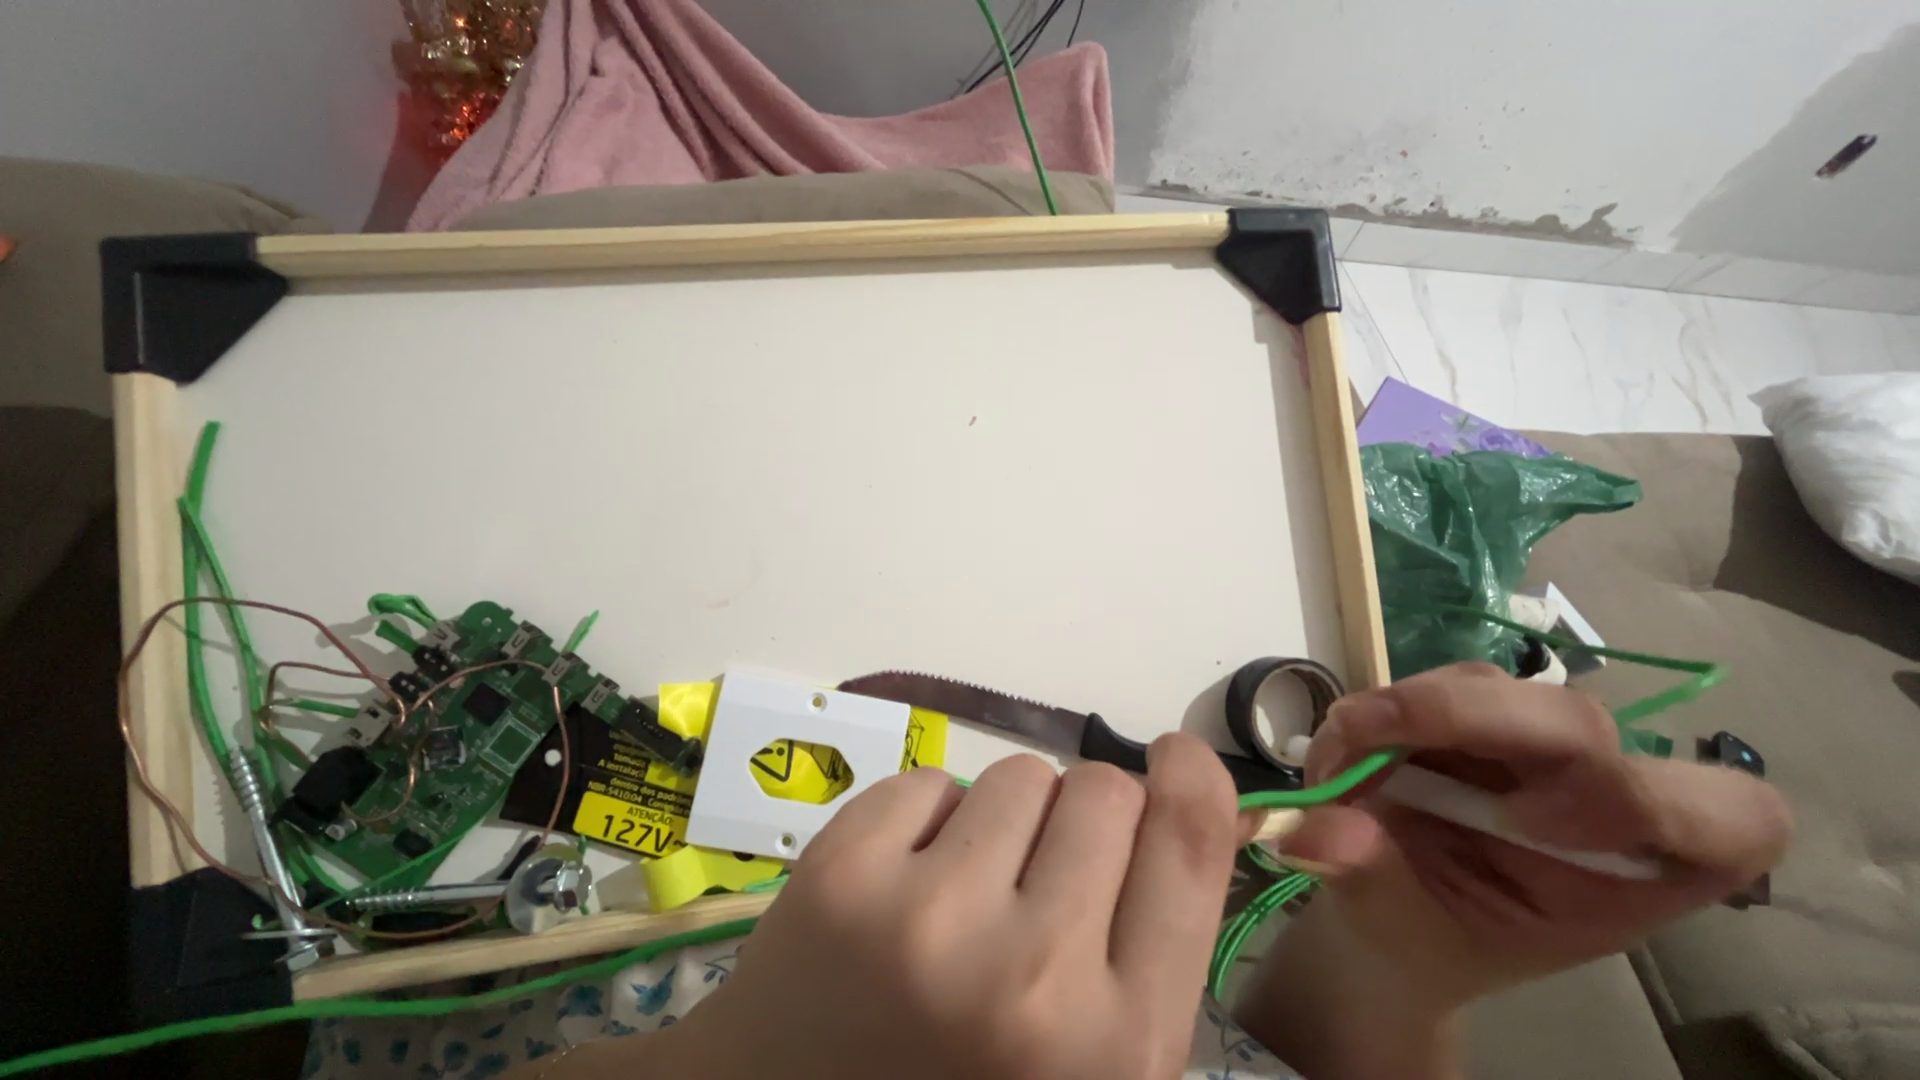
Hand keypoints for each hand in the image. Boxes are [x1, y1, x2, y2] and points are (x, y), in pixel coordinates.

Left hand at [654, 734, 1245, 1079]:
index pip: (1190, 841)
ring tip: (965, 893)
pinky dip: (926, 821)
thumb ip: (1152, 940)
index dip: (1191, 779)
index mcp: (1121, 1042)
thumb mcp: (1096, 1059)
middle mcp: (1033, 974)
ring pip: (1019, 774)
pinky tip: (899, 889)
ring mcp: (927, 918)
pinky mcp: (840, 874)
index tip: (1171, 757)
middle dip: (1080, 820)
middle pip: (1103, 789)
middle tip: (1036, 882)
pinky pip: (931, 780)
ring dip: (1005, 819)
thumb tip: (1193, 799)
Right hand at [1238, 663, 1791, 1077]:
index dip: (1645, 800)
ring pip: (1492, 688)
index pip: (1725, 818)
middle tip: (1357, 733)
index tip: (1527, 822)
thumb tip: (1315, 827)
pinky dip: (1375, 711)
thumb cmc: (1419, 943)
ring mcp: (1528, 748)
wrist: (1382, 918)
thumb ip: (1367, 875)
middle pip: (1574, 722)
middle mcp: (1597, 797)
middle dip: (1459, 716)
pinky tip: (1340, 752)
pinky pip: (1434, 686)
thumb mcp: (1398, 930)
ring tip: (1335, 765)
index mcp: (1632, 874)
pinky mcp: (1470, 719)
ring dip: (1400, 711)